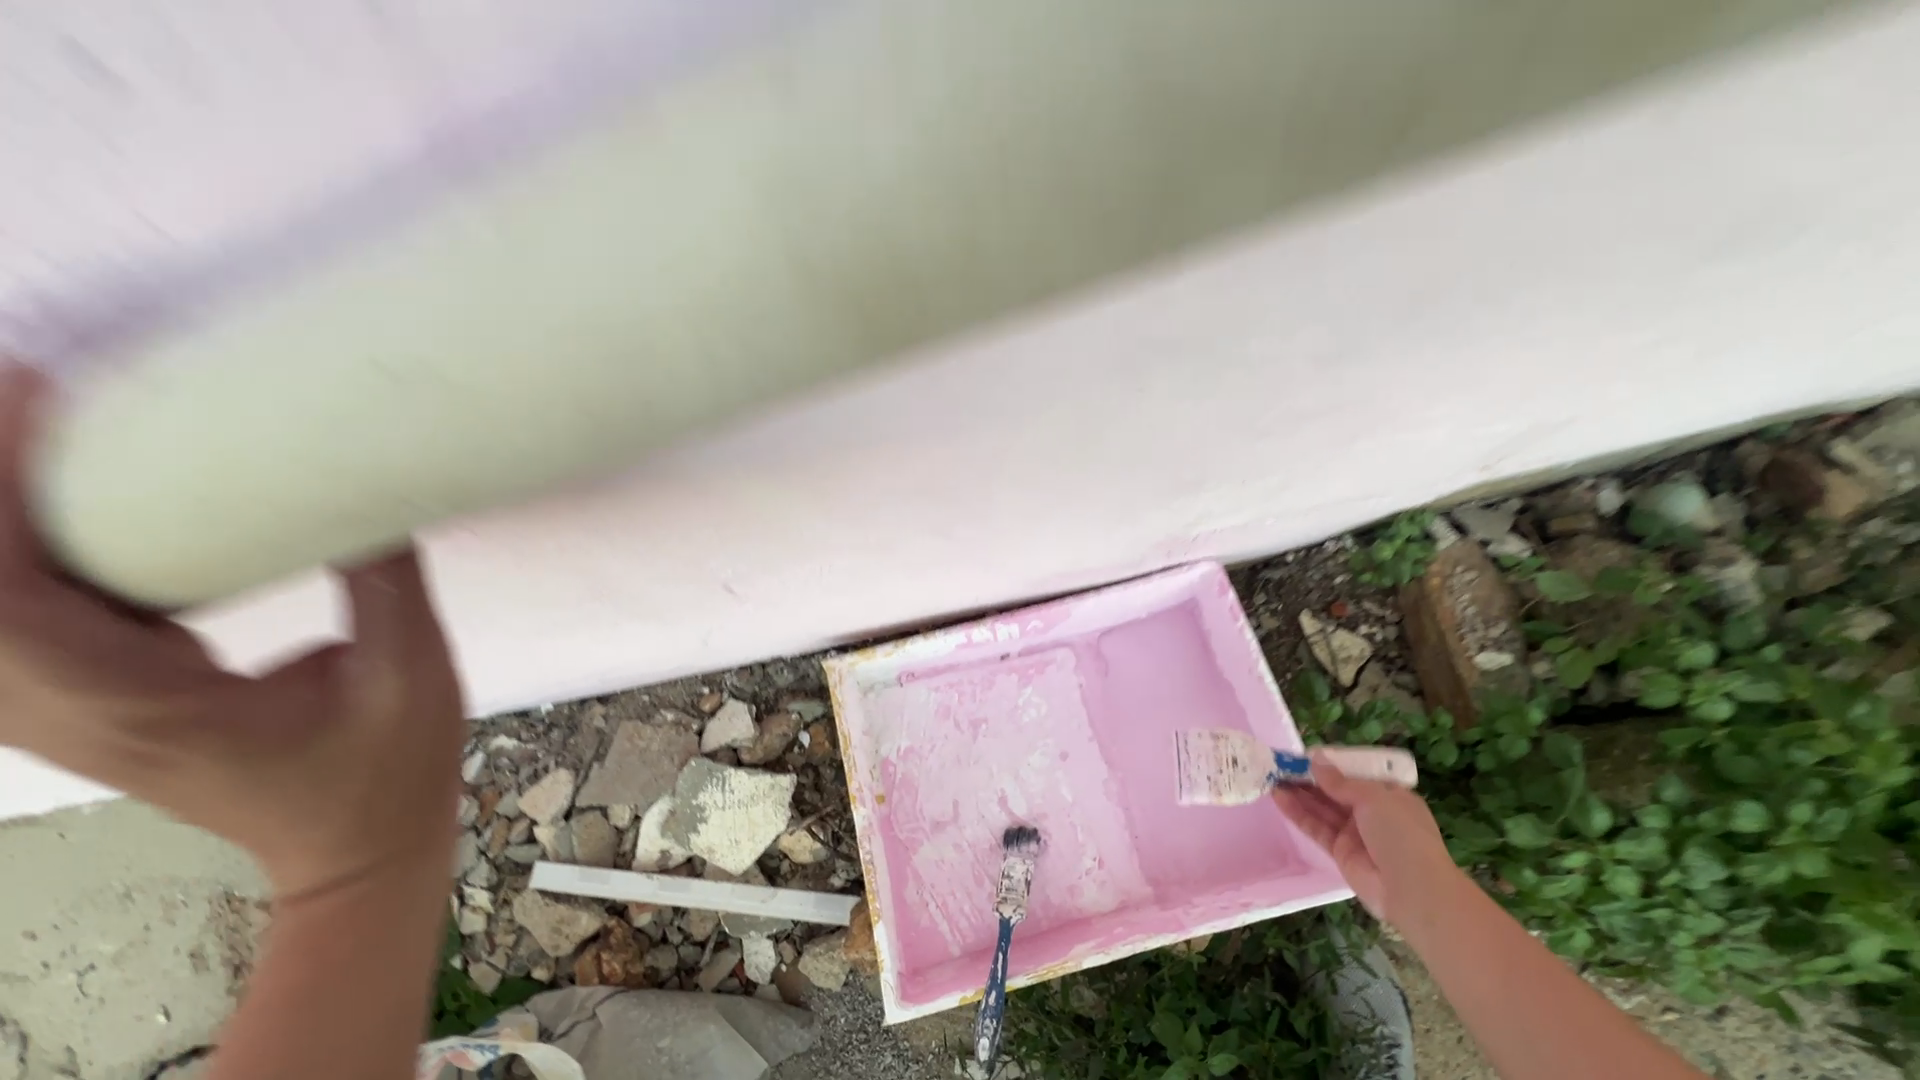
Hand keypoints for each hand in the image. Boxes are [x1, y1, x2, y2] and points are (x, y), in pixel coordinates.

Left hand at [0, 363, 465, 899]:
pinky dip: (19, 560)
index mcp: (146, 709)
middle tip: (30, 399)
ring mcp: (76, 716)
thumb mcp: (409, 672)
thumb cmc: (388, 771)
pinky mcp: (96, 705)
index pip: (12, 606)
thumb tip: (363, 491)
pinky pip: (18, 625)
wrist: (360, 852)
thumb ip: (383, 580)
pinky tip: (64, 510)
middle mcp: (76, 715)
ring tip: (35, 440)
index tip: (36, 402)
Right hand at [1273, 749, 1463, 926]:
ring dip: (1299, 793)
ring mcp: (1355, 833)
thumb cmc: (1401, 834)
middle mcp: (1372, 813)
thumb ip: (1340, 781)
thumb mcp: (1374, 798)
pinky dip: (1298, 813)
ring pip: (1322, 808)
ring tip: (1272, 776)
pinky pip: (1316, 828)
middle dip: (1309, 778)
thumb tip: (1316, 759)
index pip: (1355, 775)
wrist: (1412, 890)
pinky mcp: (1340, 851)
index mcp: (1389, 795)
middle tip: (1280, 764)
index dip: (1331, 765)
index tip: (1304, 755)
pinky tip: (1279, 798)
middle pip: (1335, 791)